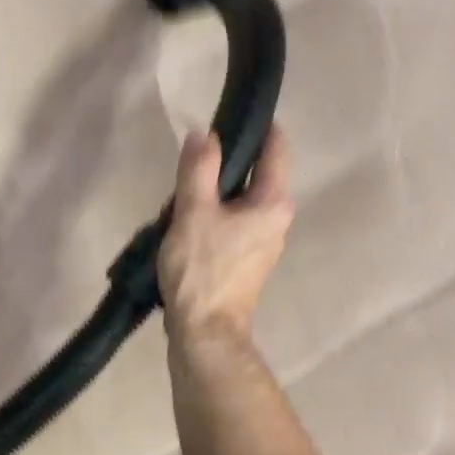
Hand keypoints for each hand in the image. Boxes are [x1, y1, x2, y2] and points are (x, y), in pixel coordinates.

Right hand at [158, 127, 295, 340]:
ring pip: (239, 206)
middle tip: (185, 175)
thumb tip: (203, 134)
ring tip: (177, 210)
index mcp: (274, 200)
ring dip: (212, 201)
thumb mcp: (192, 214)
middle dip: (222, 171)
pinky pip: (230, 230)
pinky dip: (210, 224)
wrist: (204, 332)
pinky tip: (183, 236)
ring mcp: (263, 245)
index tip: (224, 122)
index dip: (253, 129)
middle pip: (254, 177)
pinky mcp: (244, 266)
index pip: (275, 147)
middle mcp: (278, 219)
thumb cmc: (201, 271)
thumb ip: (197, 171)